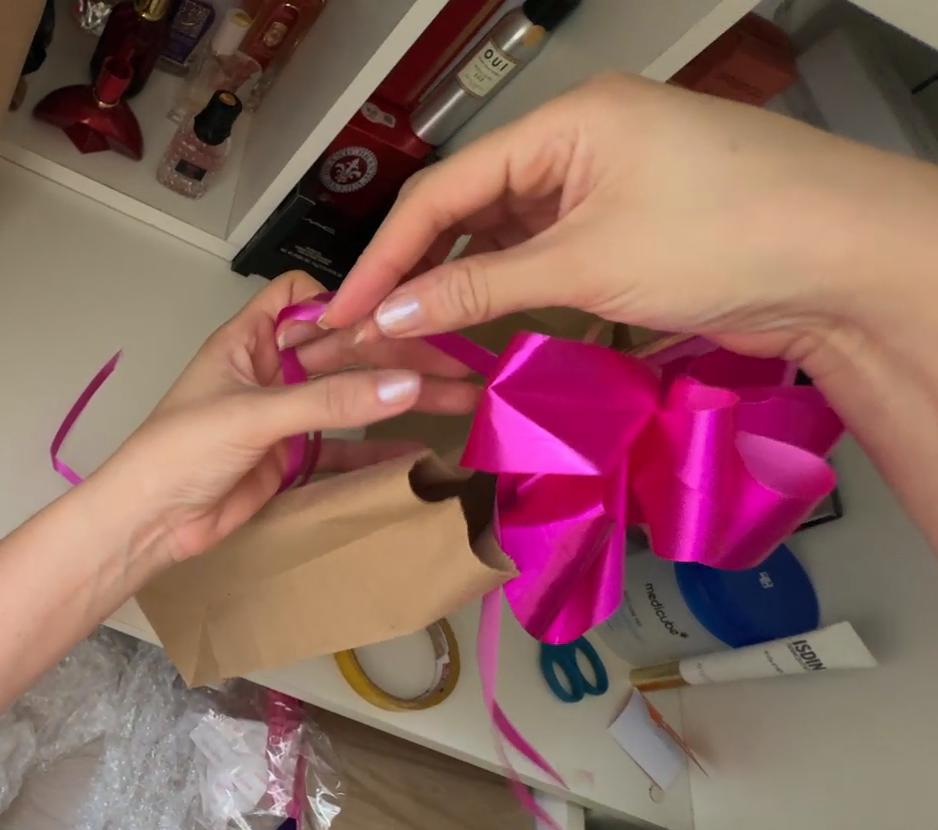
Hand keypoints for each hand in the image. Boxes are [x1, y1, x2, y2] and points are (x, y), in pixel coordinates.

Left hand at [86, 271, 480, 569]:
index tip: (396, 313)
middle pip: (338, 348)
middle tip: (461, 363)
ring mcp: (280, 415)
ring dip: (398, 398)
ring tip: (464, 400)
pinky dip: (376, 446)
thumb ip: (328, 400)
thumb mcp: (253, 415)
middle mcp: (267, 372)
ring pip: (347, 396)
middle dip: (395, 353)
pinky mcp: (288, 457)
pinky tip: (421, 448)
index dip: (342, 299)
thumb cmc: (179, 452)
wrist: (150, 521)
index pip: (298, 297)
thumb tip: (408, 385)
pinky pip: (340, 445)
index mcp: (245, 342)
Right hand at [324, 74, 935, 368]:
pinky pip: (520, 252)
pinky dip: (484, 286)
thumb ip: (472, 290)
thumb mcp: (582, 264)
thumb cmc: (734, 237)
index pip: (440, 191)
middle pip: (456, 208)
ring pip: (484, 233)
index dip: (383, 257)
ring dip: (442, 281)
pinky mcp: (605, 222)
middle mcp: (570, 143)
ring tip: (400, 327)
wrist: (863, 267)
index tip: (346, 311)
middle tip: (364, 323)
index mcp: (565, 124)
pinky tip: (455, 315)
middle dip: (406, 268)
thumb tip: (385, 317)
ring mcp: (589, 183)